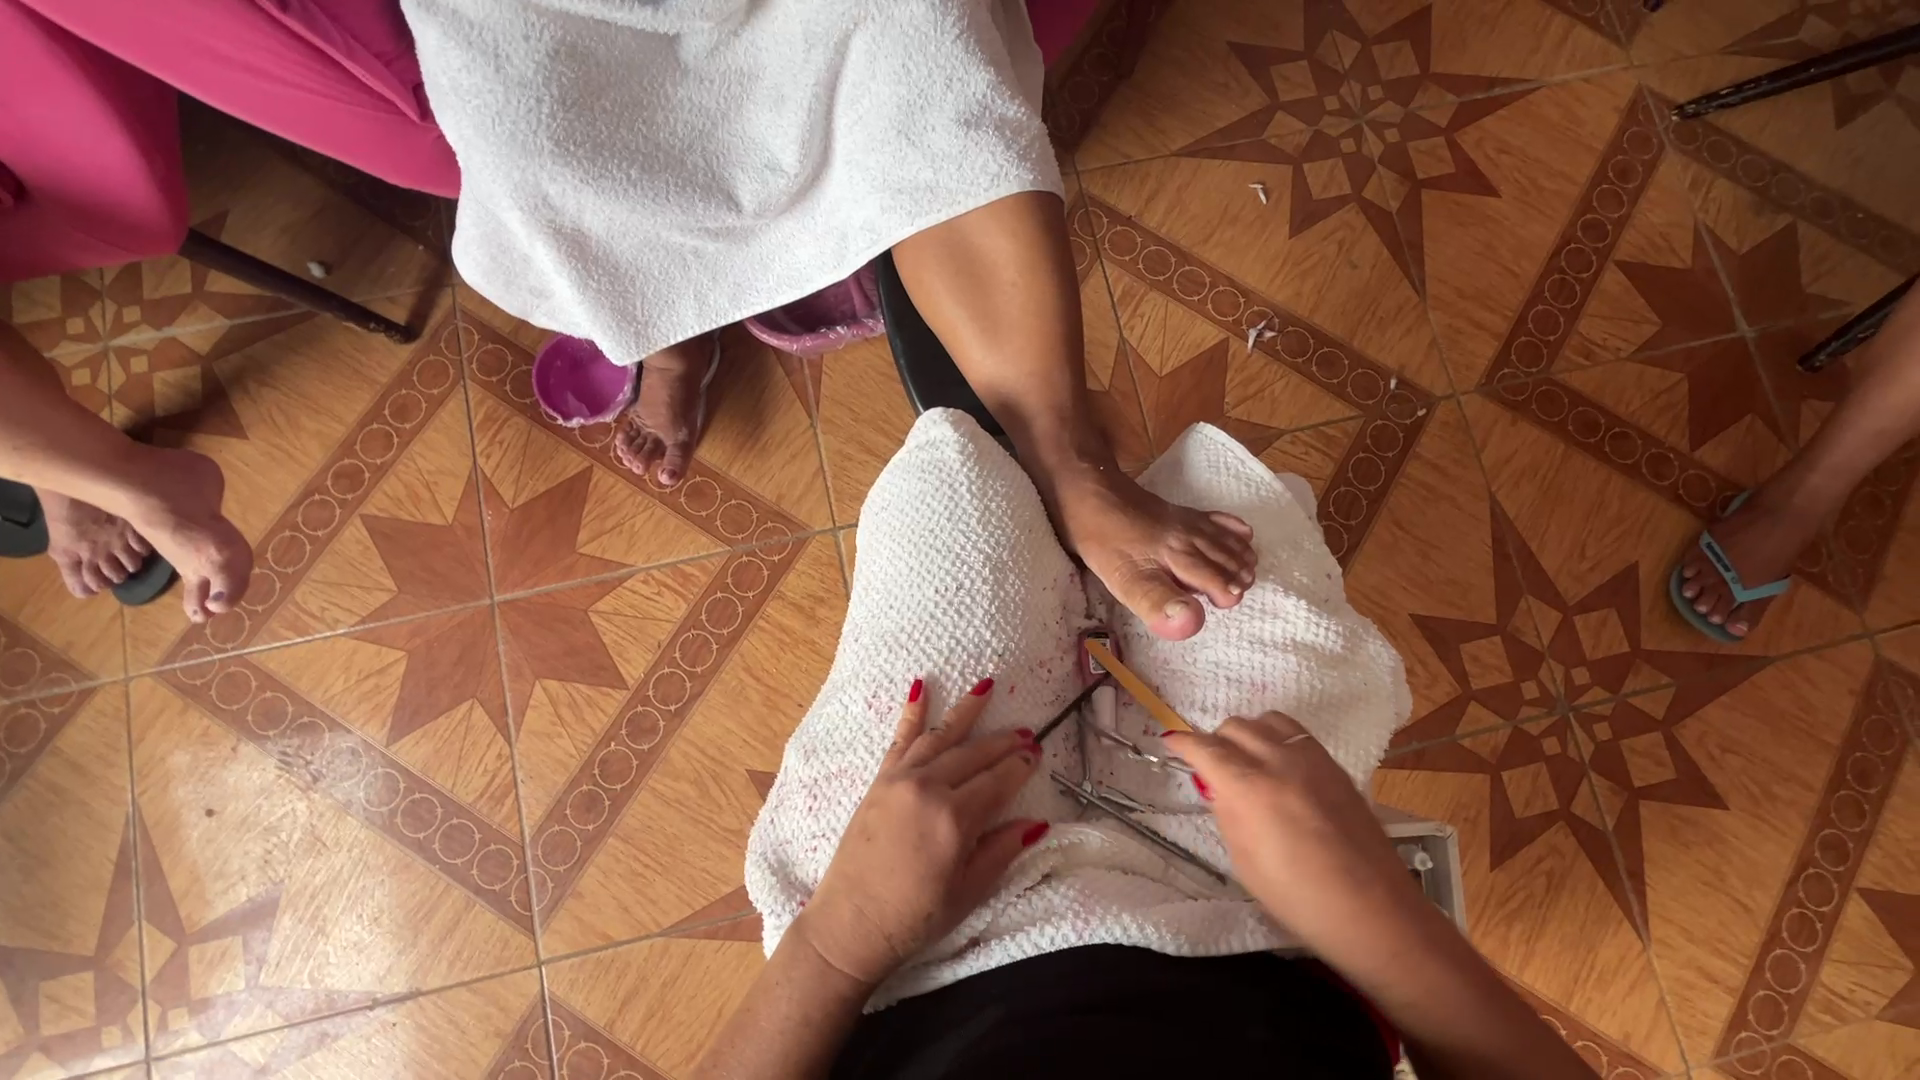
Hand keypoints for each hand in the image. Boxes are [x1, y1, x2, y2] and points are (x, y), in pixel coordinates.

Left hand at [795, 677, 1048, 986]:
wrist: (849, 923)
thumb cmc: (913, 918)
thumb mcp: (968, 892)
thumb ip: (1001, 850)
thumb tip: (1035, 824)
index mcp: (954, 819)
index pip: (998, 781)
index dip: (1020, 767)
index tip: (1037, 754)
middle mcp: (927, 789)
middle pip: (974, 754)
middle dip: (1003, 742)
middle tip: (1027, 732)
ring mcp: (900, 780)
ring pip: (941, 736)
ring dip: (966, 711)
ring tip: (987, 688)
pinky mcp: (879, 781)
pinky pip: (900, 739)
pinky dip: (912, 712)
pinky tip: (921, 687)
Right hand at [1162, 712, 1420, 941]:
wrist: (1374, 911)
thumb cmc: (1300, 899)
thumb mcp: (1245, 861)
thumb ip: (1228, 813)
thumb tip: (1218, 787)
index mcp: (1250, 788)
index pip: (1206, 748)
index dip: (1183, 743)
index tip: (1172, 743)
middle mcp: (1279, 762)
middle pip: (1235, 727)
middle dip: (1215, 741)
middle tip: (1211, 767)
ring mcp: (1312, 760)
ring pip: (1266, 720)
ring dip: (1248, 734)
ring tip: (1246, 761)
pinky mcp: (1336, 767)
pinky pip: (1296, 734)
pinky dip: (1276, 738)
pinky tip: (1278, 766)